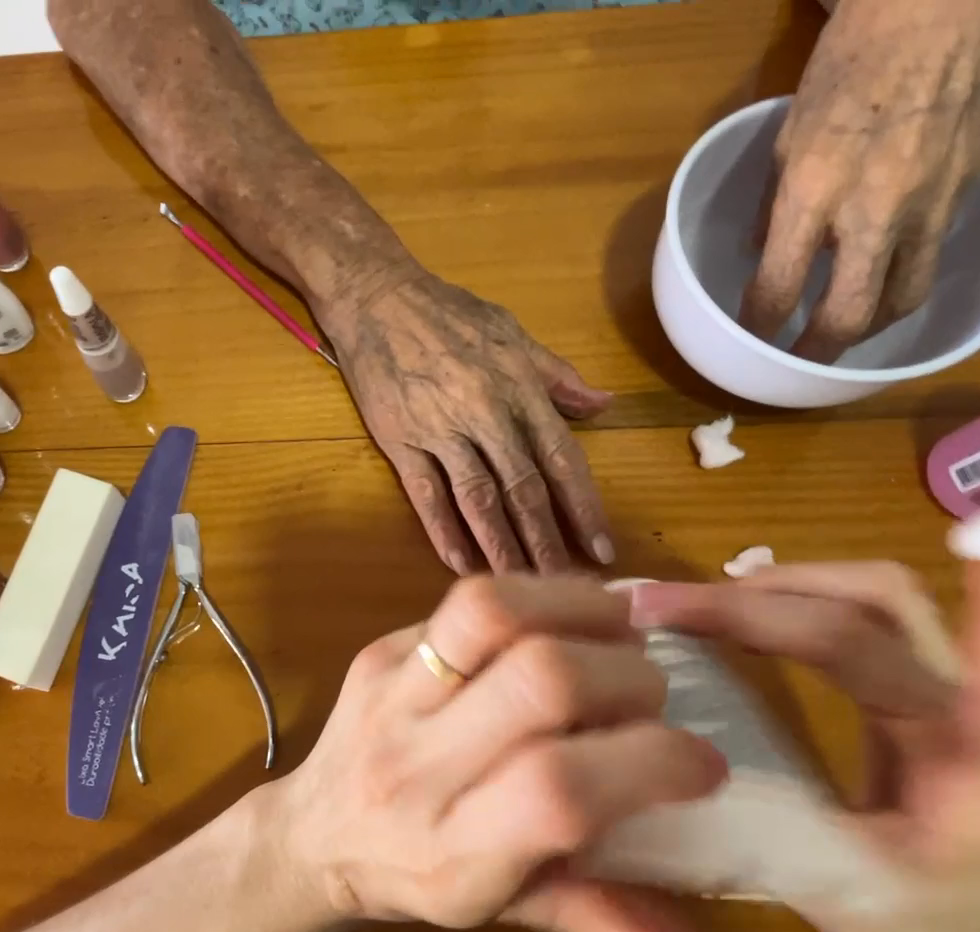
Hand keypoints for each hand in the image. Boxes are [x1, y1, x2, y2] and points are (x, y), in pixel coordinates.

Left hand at [264, 575, 737, 931]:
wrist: (313, 833)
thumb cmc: (421, 877)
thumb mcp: (516, 912)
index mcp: (455, 852)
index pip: (558, 791)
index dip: (648, 763)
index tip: (700, 763)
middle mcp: (416, 766)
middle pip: (536, 682)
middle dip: (624, 677)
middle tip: (650, 694)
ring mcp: (389, 696)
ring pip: (487, 613)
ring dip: (574, 608)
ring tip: (616, 631)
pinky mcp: (377, 650)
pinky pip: (465, 600)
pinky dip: (535, 595)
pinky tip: (562, 619)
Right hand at [316, 264, 615, 574]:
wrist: (376, 298)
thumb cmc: (448, 313)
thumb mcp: (511, 333)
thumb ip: (557, 375)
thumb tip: (604, 406)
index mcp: (519, 388)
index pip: (561, 458)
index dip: (583, 506)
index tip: (602, 548)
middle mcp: (485, 414)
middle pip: (523, 488)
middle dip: (546, 540)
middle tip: (564, 585)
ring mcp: (440, 430)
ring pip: (477, 498)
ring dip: (500, 545)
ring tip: (518, 584)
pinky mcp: (400, 441)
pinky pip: (425, 494)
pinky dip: (443, 531)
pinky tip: (459, 563)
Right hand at [628, 502, 979, 931]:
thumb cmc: (919, 928)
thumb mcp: (844, 898)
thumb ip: (772, 832)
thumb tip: (667, 763)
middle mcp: (973, 708)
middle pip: (891, 608)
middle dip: (773, 593)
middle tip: (665, 608)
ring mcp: (944, 684)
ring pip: (871, 596)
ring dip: (774, 585)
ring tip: (683, 604)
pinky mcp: (910, 678)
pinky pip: (851, 613)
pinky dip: (782, 596)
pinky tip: (726, 607)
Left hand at [743, 0, 979, 360]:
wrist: (947, 5)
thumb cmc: (851, 62)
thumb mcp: (788, 135)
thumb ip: (774, 203)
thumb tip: (759, 253)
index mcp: (815, 191)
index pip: (779, 287)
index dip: (760, 324)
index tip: (751, 337)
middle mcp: (874, 208)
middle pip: (850, 313)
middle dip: (820, 349)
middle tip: (801, 360)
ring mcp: (931, 202)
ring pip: (905, 296)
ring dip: (871, 327)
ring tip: (845, 333)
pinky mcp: (969, 189)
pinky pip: (934, 255)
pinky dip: (905, 280)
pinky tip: (885, 281)